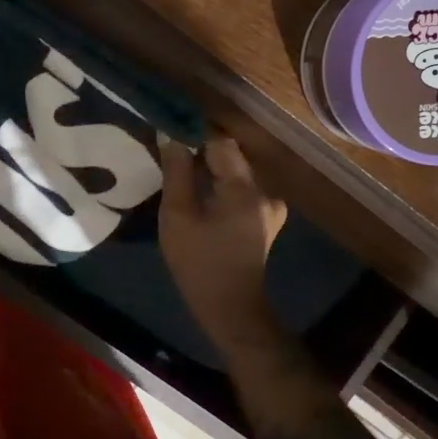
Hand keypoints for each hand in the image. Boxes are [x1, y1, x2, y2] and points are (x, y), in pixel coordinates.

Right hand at [158, 133, 287, 348]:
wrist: (229, 307)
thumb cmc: (198, 262)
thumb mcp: (177, 215)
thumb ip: (176, 172)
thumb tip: (170, 136)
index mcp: (245, 189)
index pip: (220, 142)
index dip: (193, 133)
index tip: (167, 131)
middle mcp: (265, 191)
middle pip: (230, 156)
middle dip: (200, 150)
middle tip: (168, 152)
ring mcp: (270, 205)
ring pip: (234, 171)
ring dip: (209, 168)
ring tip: (179, 171)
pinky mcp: (266, 216)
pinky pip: (240, 188)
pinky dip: (219, 184)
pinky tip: (198, 194)